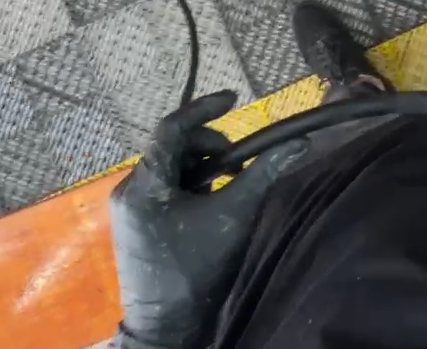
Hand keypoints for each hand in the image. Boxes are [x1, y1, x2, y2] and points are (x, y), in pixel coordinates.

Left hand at [110, 91, 308, 348]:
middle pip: (173, 145)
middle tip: (238, 162)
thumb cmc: (198, 269)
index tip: (233, 99)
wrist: (166, 329)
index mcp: (146, 184)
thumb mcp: (235, 215)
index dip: (204, 109)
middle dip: (210, 145)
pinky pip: (165, 184)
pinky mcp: (135, 221)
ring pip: (170, 164)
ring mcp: (129, 207)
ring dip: (203, 164)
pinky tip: (211, 199)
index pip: (172, 128)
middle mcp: (130, 189)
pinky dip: (191, 182)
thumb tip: (297, 142)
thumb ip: (263, 173)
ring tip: (229, 183)